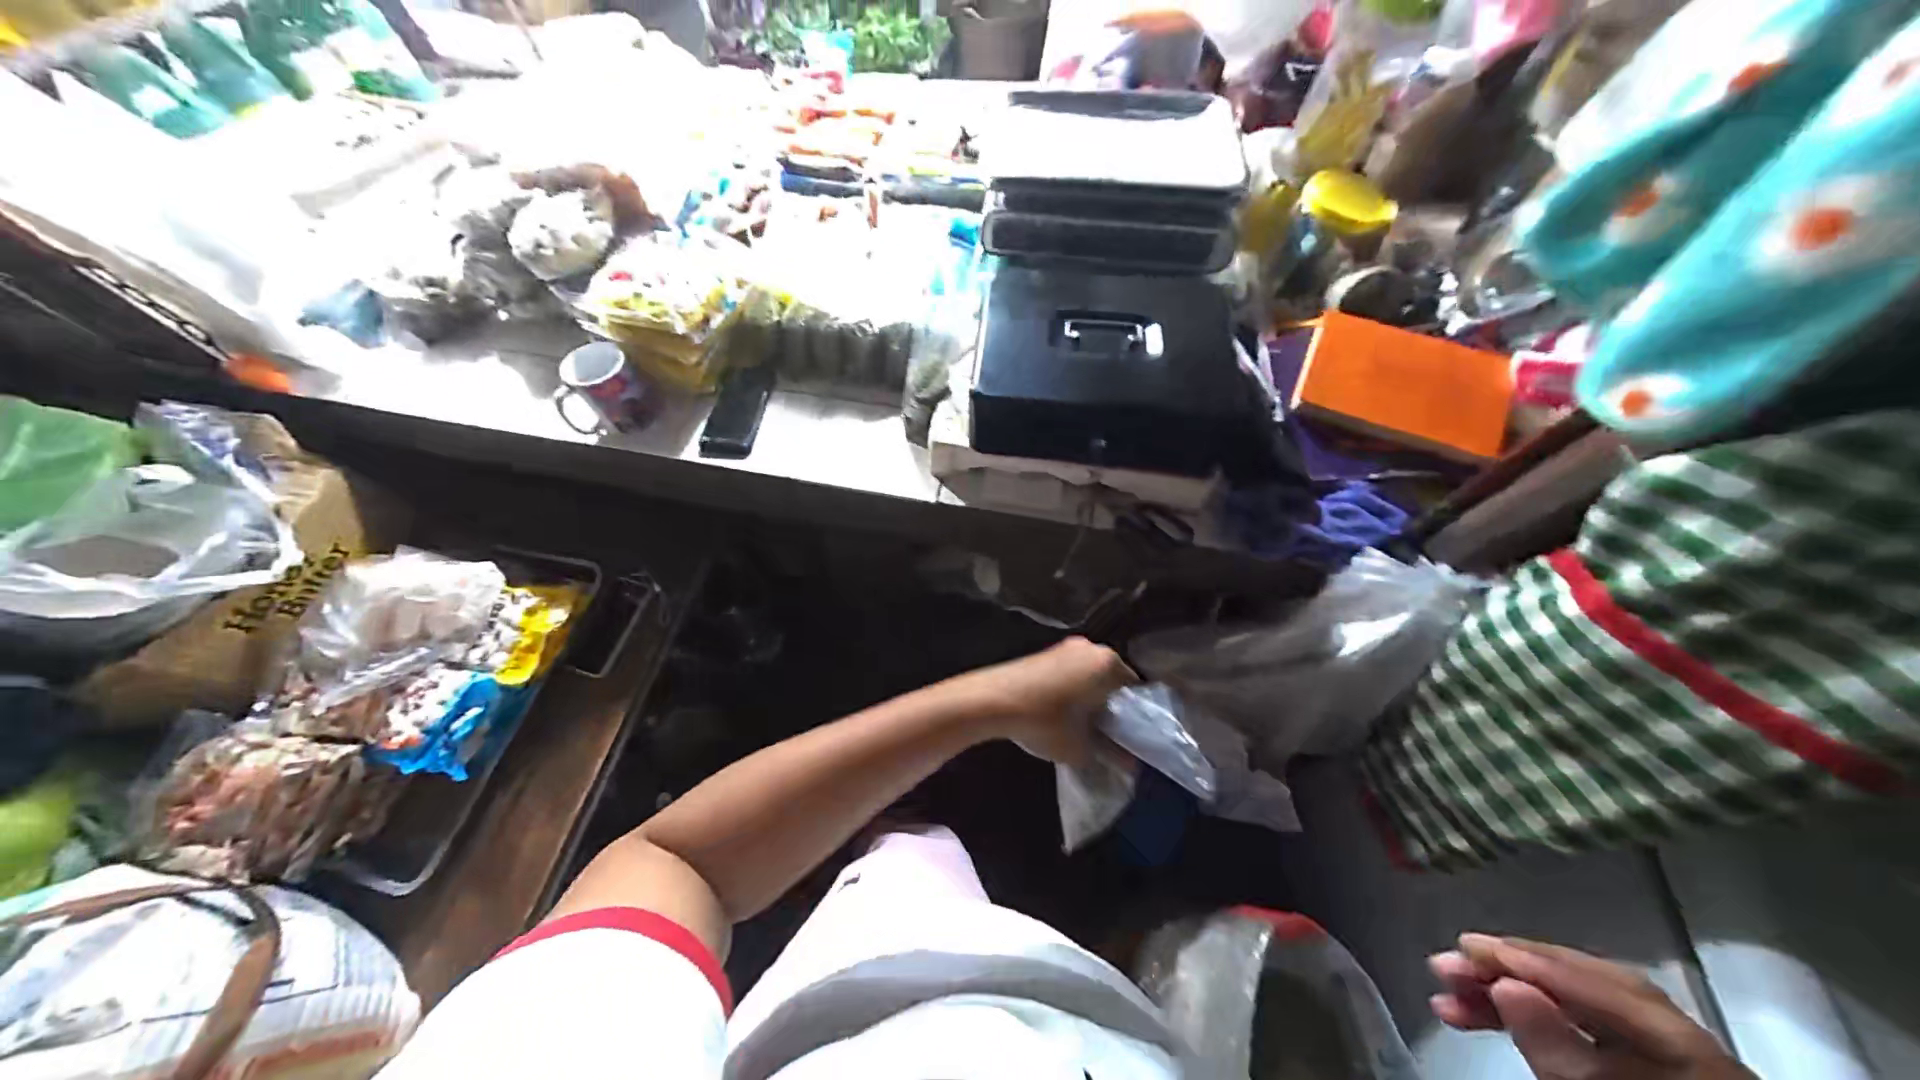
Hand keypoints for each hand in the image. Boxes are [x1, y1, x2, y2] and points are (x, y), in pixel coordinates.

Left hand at [944, 637, 1135, 766]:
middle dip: (1111, 707)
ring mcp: (1066, 647)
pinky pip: (1070, 673)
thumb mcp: (1082, 747)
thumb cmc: (1045, 721)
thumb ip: (1110, 754)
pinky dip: (1070, 691)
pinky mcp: (1044, 652)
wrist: (992, 701)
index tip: (1127, 739)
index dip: (1134, 718)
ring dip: (1089, 699)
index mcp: (1109, 663)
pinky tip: (1061, 714)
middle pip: (1112, 682)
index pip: (1136, 692)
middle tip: (1106, 735)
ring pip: (1089, 677)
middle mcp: (1091, 648)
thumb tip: (1129, 763)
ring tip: (1081, 728)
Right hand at [1429, 934, 1755, 1079]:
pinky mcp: (1641, 1056)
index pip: (1590, 979)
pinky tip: (1491, 1009)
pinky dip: (1531, 1011)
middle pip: (1576, 978)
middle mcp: (1673, 1026)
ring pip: (1571, 996)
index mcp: (1678, 1036)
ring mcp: (1662, 1040)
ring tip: (1447, 995)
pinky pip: (1579, 1020)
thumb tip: (1504, 983)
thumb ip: (1556, 1046)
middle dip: (1504, 967)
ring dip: (1505, 989)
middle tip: (1443, 965)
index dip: (1526, 959)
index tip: (1464, 946)